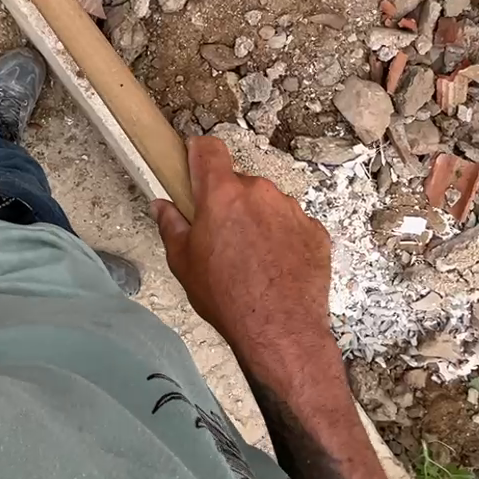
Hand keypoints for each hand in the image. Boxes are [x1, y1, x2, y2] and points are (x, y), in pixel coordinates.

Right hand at [152, 137, 340, 380]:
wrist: (280, 330)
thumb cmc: (226, 295)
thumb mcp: (182, 261)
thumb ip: (171, 225)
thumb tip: (162, 206)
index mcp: (222, 193)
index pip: (209, 148)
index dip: (198, 152)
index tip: (193, 163)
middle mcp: (260, 192)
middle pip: (238, 181)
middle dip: (228, 200)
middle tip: (219, 233)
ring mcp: (292, 210)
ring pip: (266, 203)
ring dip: (256, 218)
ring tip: (250, 256)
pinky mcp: (316, 231)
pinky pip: (292, 223)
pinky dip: (281, 237)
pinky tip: (274, 266)